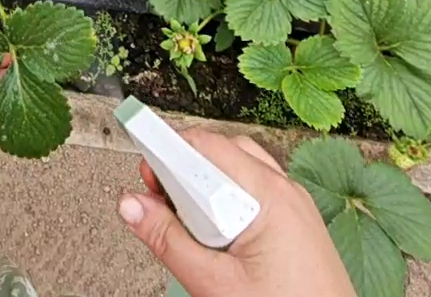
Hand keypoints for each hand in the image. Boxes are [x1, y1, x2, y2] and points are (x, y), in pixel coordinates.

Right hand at [118, 129, 354, 296]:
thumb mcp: (216, 286)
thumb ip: (168, 240)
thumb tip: (131, 204)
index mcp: (270, 197)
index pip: (207, 147)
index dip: (169, 151)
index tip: (143, 166)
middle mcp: (286, 192)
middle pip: (221, 153)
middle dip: (184, 169)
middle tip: (158, 199)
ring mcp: (296, 208)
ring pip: (238, 171)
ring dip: (206, 186)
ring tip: (187, 222)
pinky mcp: (299, 226)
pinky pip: (255, 194)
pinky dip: (227, 202)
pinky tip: (216, 235)